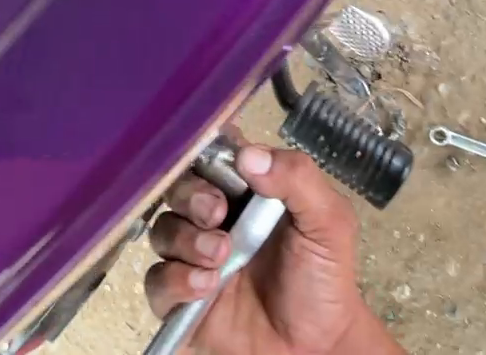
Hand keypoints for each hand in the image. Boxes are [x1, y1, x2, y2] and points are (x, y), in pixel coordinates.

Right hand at [145, 143, 395, 354]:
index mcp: (250, 189)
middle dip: (193, 194)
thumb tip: (250, 154)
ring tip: (220, 255)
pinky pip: (157, 280)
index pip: (218, 154)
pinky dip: (176, 278)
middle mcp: (219, 216)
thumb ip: (297, 179)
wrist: (316, 346)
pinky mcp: (182, 298)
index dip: (209, 150)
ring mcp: (197, 256)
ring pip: (164, 229)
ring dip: (186, 237)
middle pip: (181, 187)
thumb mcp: (328, 219)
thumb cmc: (324, 276)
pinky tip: (207, 285)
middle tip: (217, 212)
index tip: (216, 160)